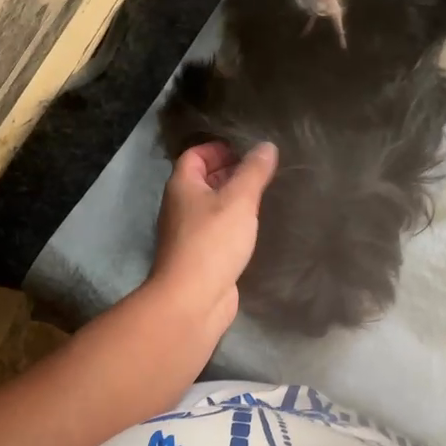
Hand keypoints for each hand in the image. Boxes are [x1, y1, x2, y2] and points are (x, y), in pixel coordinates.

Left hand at [146, 141, 278, 338]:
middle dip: (228, 172)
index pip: (194, 156)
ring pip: (210, 207)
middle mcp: (180, 207)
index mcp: (182, 186)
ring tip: (264, 196)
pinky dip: (233, 224)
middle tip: (261, 172)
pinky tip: (254, 228)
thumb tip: (266, 146)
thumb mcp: (238, 200)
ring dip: (232, 200)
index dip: (217, 149)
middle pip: (202, 180)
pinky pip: (216, 231)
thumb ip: (253, 172)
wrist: (192, 299)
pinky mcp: (199, 257)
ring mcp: (187, 234)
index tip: (245, 151)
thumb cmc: (212, 242)